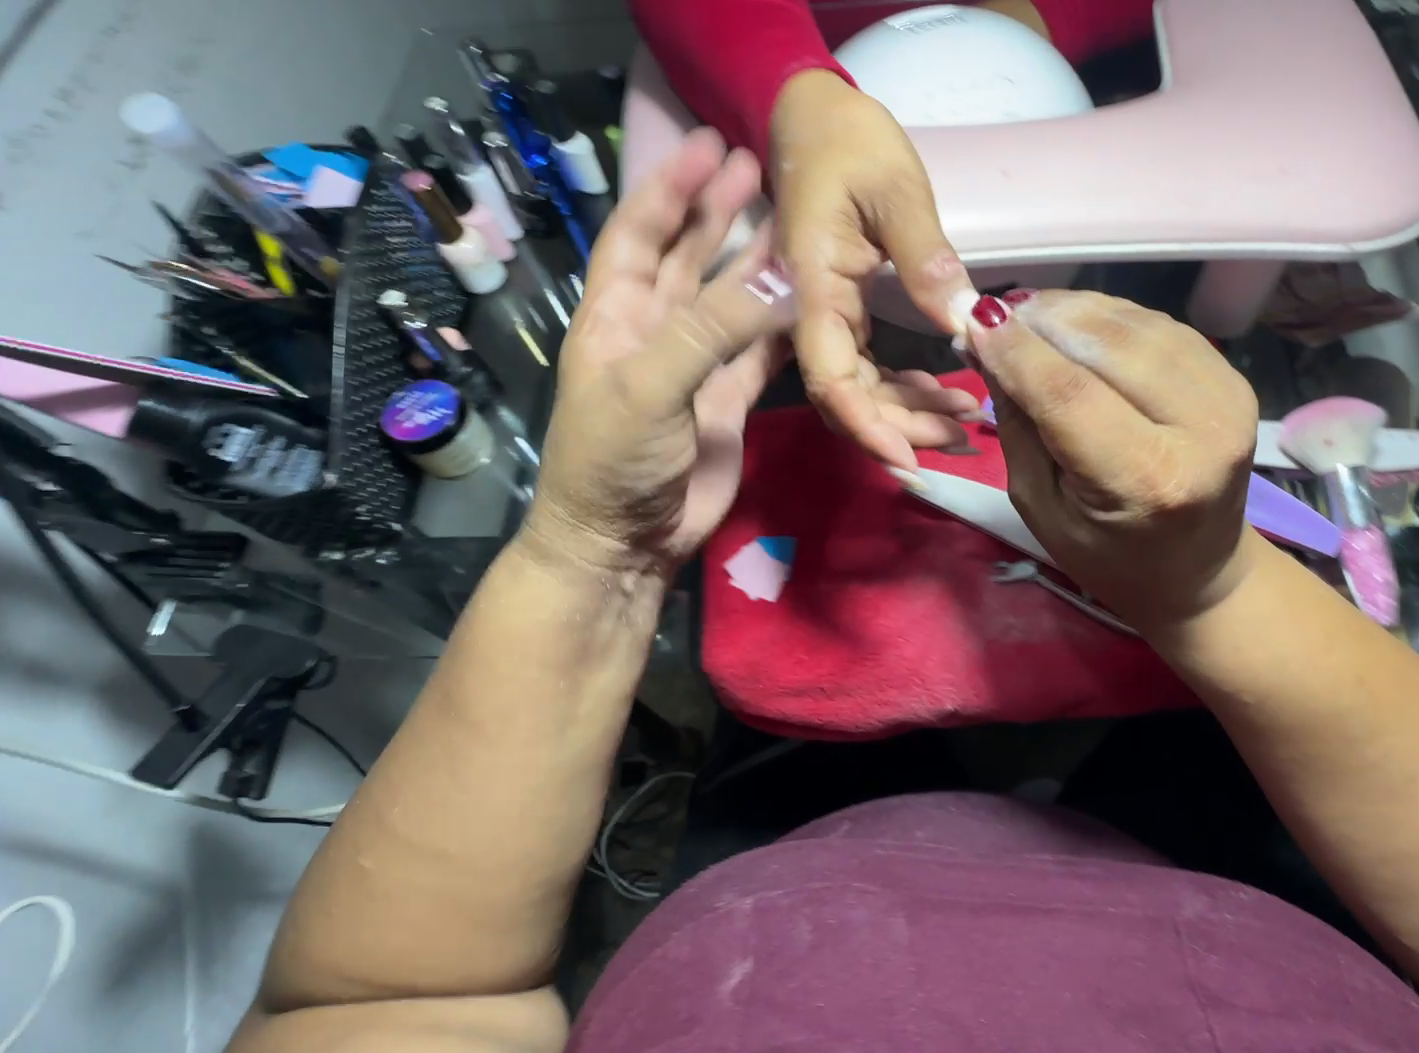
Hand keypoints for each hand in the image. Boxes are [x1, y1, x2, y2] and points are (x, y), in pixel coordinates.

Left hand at [520, 129, 797, 576]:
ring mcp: (692, 369)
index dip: (670, 188)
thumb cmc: (613, 460)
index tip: (708, 145)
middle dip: (715, 212)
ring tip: (790, 221)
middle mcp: (653, 332)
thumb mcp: (649, 386)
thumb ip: (710, 330)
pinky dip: (781, 326)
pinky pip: (758, 353)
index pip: (638, 234)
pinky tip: (805, 297)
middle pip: (686, 258)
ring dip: (754, 264)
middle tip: (757, 166)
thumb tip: (781, 277)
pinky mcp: (726, 403)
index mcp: (614, 316)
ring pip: (728, 303)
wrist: (625, 541)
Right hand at [770, 70, 981, 470]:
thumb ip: (925, 259)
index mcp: (812, 287)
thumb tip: (962, 324)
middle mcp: (811, 314)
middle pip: (847, 397)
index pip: (829, 377)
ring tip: (967, 423)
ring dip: (908, 415)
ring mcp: (825, 318)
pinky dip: (903, 389)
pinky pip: (869, 368)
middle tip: (965, 440)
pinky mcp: (842, 314)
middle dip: (902, 429)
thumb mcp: (896, 189)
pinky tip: (943, 394)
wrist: (811, 119)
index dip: (865, 425)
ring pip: (860, 389)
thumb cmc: (847, 141)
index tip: (909, 459)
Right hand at [966, 290, 1261, 630]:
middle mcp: (1200, 430)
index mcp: (1147, 480)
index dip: (1017, 350)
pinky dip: (1109, 316)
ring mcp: (1227, 398)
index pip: (1070, 394)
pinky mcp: (1234, 378)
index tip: (973, 323)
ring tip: (1027, 315)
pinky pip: (1160, 326)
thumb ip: (1018, 426)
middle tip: (995, 314)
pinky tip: (1073, 323)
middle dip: (1042, 318)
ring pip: (1136, 325)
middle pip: (1108, 345)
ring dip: (1073, 310)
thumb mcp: (1040, 505)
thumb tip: (990, 347)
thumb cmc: (1106, 556)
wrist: (1197, 571)